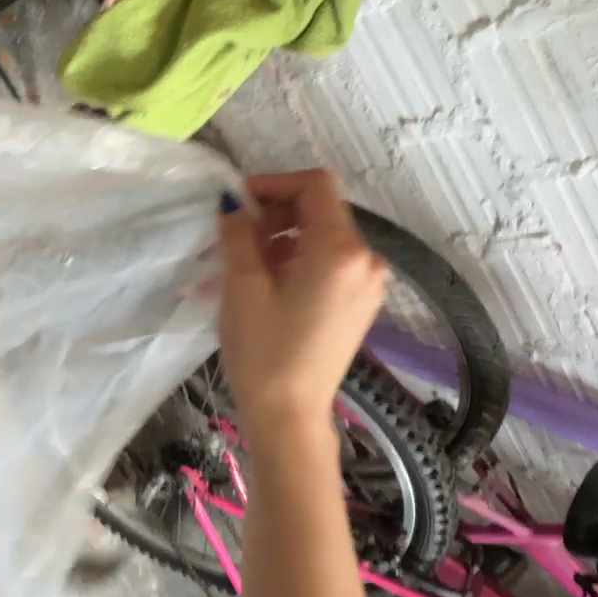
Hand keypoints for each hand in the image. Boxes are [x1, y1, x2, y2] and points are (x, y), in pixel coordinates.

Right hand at [217, 170, 385, 435]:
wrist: (289, 413)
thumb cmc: (263, 350)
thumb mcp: (242, 287)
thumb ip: (238, 236)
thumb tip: (232, 203)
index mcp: (340, 250)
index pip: (314, 186)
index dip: (271, 183)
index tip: (233, 203)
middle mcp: (366, 259)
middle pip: (320, 210)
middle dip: (273, 213)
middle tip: (230, 238)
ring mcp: (367, 282)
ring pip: (321, 238)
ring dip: (279, 239)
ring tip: (239, 267)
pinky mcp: (358, 303)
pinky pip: (327, 264)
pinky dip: (293, 261)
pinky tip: (263, 286)